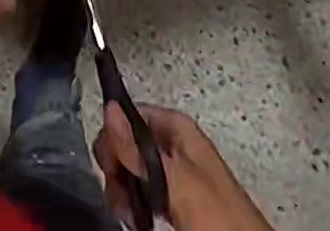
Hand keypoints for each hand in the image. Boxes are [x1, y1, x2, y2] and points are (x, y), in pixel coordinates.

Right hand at [95, 103, 275, 230]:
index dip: (114, 138)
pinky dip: (136, 205)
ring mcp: (175, 173)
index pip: (128, 114)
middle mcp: (174, 144)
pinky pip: (143, 192)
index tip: (111, 167)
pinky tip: (139, 220)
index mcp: (177, 127)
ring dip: (124, 191)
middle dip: (118, 169)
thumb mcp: (176, 181)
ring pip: (132, 170)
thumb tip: (109, 109)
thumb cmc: (219, 219)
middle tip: (122, 198)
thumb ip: (139, 148)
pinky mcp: (176, 200)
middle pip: (127, 143)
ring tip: (131, 216)